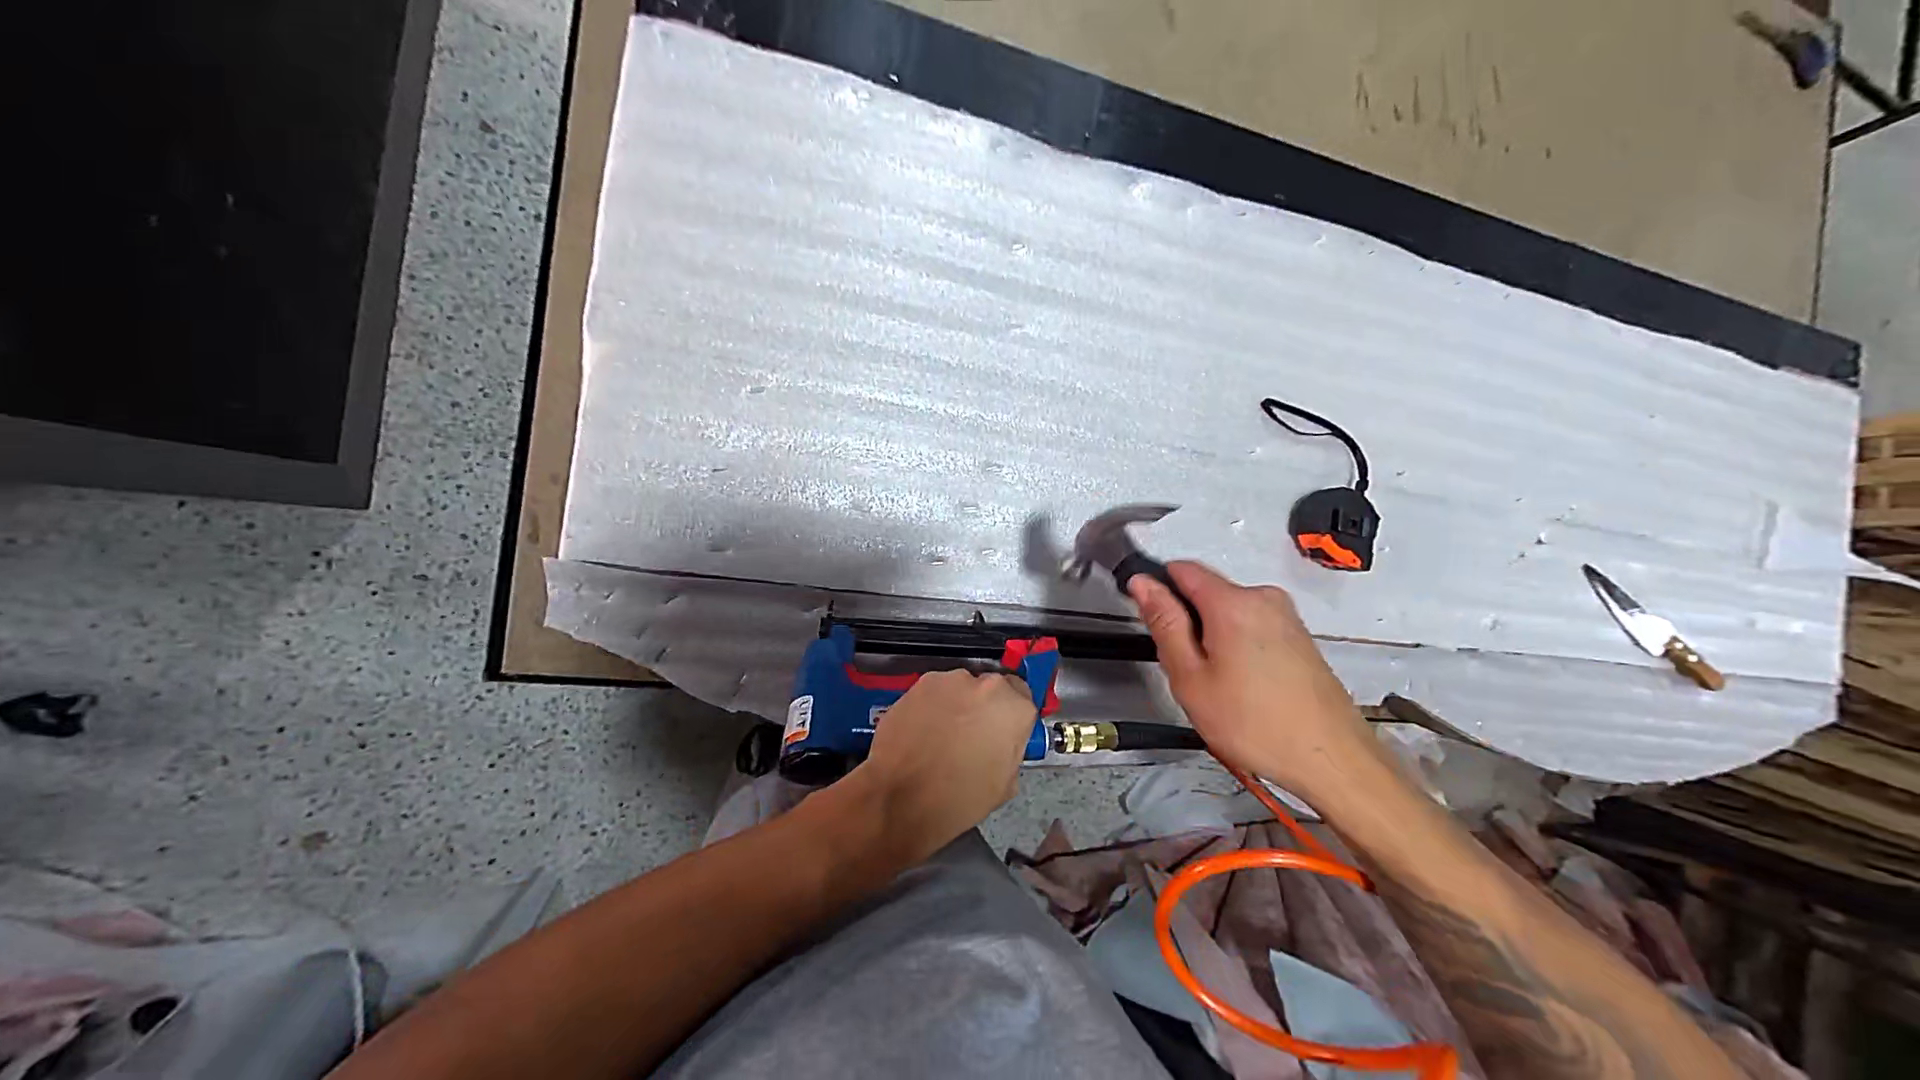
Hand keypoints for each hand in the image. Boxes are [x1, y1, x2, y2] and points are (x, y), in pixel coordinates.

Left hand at [850, 669, 1037, 863]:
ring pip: (960, 688)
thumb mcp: (1005, 783)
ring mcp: (951, 681)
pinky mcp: (920, 684)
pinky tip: (922, 731)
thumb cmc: (958, 798)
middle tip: (970, 735)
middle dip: (983, 707)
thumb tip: (1002, 742)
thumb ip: (1010, 748)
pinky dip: (931, 706)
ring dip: (956, 705)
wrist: (902, 798)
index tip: (1001, 728)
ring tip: (941, 736)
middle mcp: (987, 686)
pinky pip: (934, 692)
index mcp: (1015, 709)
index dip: (1010, 714)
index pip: (1022, 696)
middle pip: (991, 688)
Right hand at [1129, 562, 1375, 800]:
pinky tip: (1242, 687)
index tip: (1149, 615)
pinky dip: (1237, 647)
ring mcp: (1286, 617)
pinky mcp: (1298, 636)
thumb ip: (1164, 623)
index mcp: (1233, 603)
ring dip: (1213, 637)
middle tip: (1186, 667)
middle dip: (1187, 621)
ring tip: (1217, 684)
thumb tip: (1144, 585)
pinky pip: (1253, 627)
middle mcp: (1264, 599)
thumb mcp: (1191, 677)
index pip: (1181, 569)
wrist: (1330, 759)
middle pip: (1206, 592)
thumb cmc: (1257, 725)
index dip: (1157, 587)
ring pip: (1229, 612)